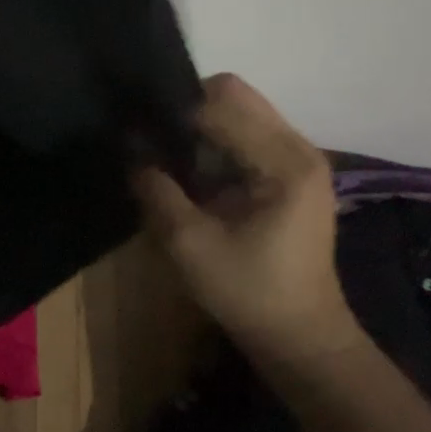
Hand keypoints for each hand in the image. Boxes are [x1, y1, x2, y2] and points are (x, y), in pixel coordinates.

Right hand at [132, 74, 367, 367]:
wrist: (302, 338)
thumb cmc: (248, 290)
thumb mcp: (188, 241)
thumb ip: (155, 186)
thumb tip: (128, 145)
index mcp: (283, 162)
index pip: (220, 102)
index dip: (173, 111)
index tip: (138, 131)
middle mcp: (298, 149)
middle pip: (234, 94)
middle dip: (187, 108)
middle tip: (152, 140)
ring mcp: (298, 160)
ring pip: (239, 110)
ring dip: (200, 124)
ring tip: (166, 154)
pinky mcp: (291, 174)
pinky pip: (246, 133)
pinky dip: (213, 140)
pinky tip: (190, 170)